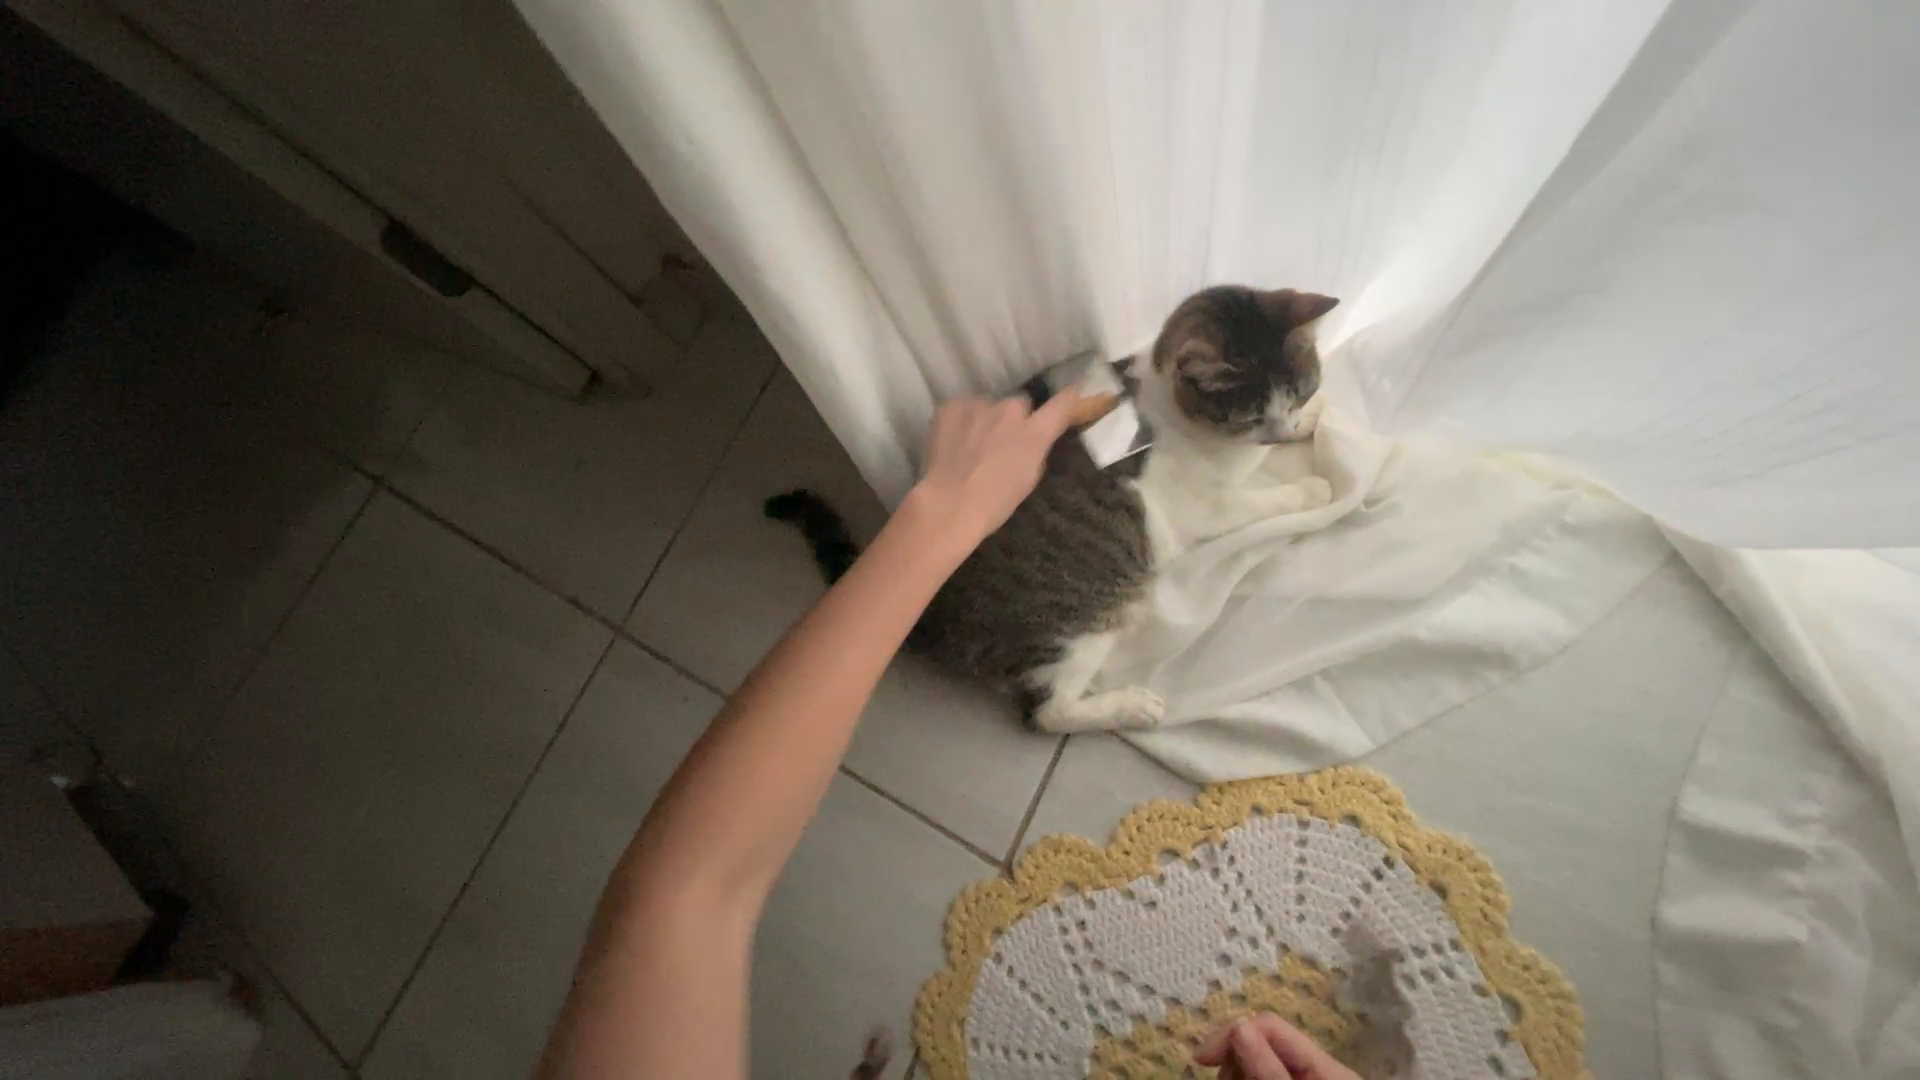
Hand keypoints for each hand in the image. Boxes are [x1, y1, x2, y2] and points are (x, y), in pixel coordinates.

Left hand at [903, 387, 1081, 543]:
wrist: (949, 504)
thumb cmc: (994, 503)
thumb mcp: (1028, 478)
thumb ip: (1036, 448)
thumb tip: (1033, 436)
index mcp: (1034, 432)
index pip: (1061, 405)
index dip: (1068, 398)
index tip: (1072, 393)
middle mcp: (1010, 411)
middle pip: (1018, 405)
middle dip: (1014, 418)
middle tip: (1000, 442)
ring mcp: (979, 405)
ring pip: (988, 406)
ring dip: (985, 419)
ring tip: (971, 445)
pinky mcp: (952, 406)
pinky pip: (963, 407)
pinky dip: (961, 420)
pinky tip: (953, 441)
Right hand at [1193, 1015, 1360, 1079]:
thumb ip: (1268, 1070)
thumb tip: (1238, 1023)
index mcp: (1325, 1062)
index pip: (1268, 1024)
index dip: (1231, 1032)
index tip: (1199, 1058)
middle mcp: (1320, 1066)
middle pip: (1263, 1041)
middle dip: (1233, 1055)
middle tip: (1216, 1078)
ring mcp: (1311, 1077)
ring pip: (1261, 1059)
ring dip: (1237, 1069)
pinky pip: (1269, 1073)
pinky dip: (1247, 1077)